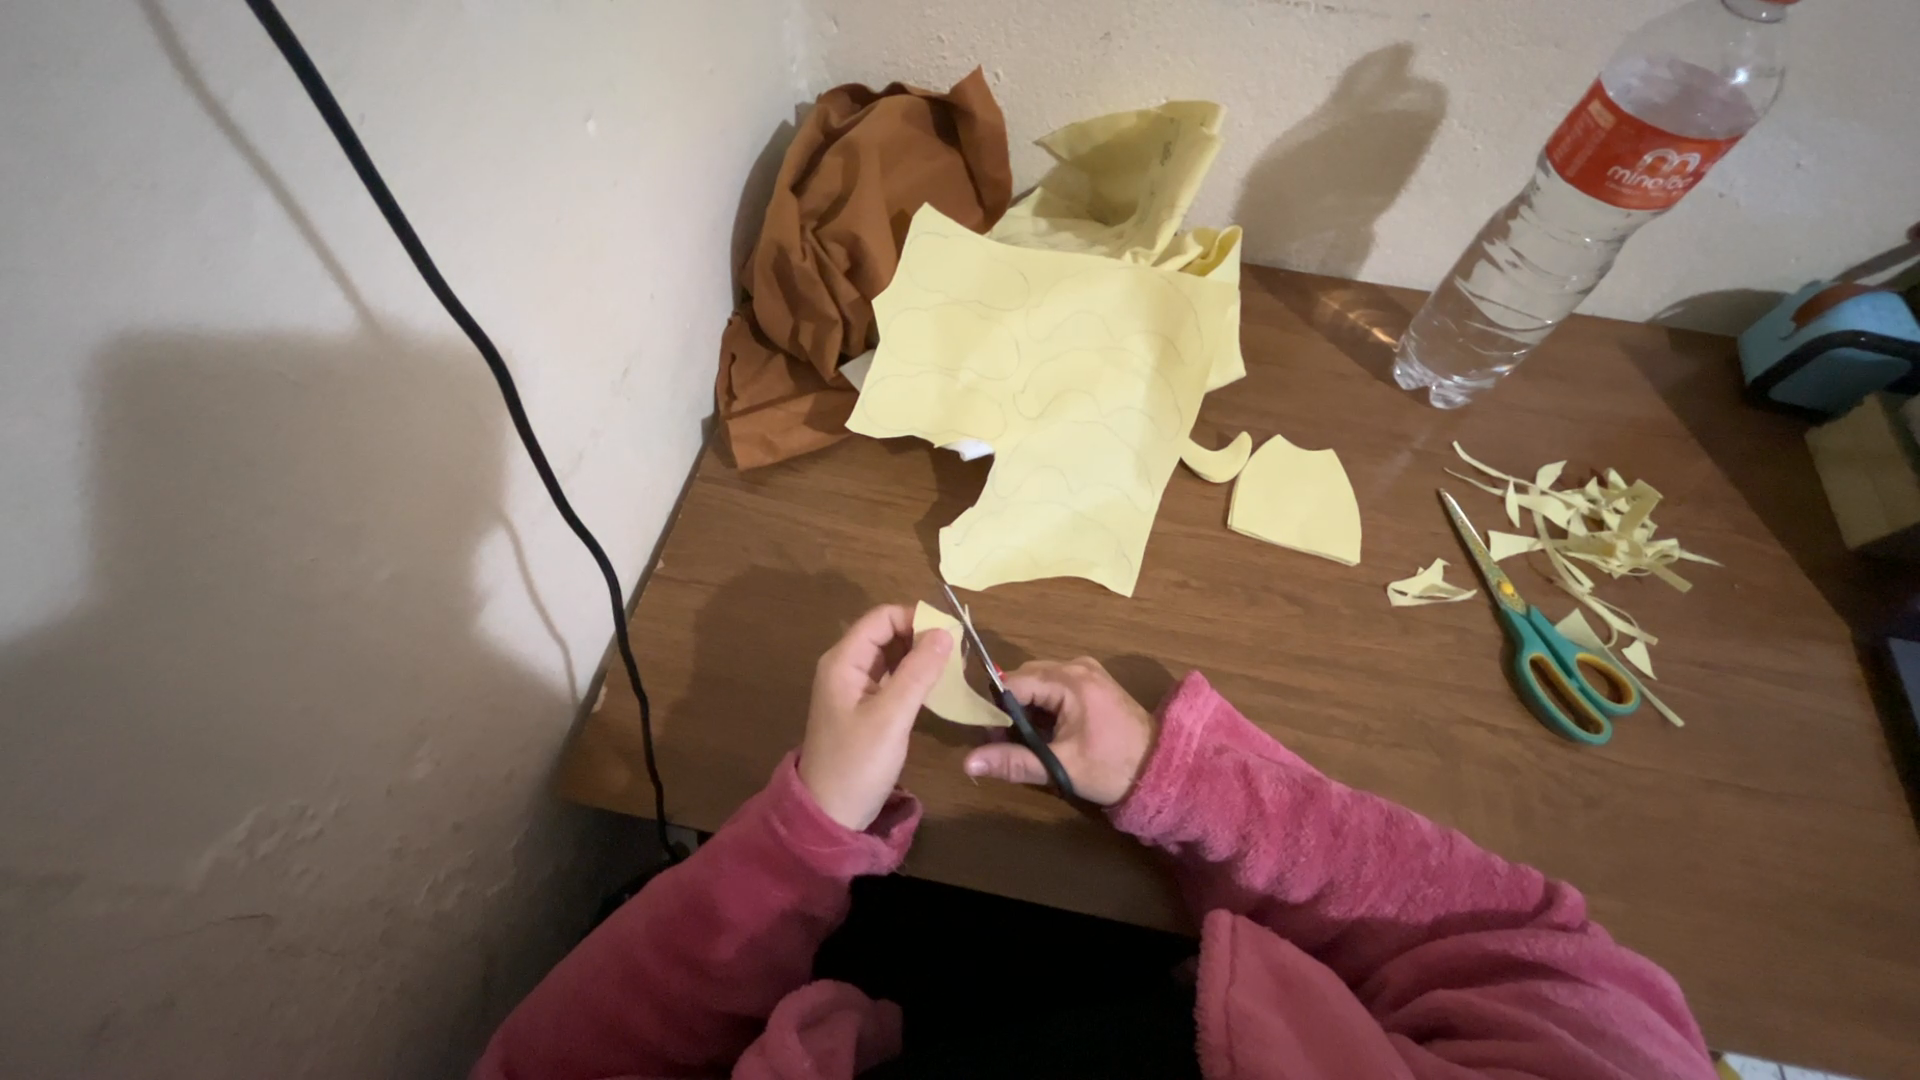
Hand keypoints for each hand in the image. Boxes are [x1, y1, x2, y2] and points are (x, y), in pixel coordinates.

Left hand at [798, 604, 952, 830]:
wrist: (830, 815)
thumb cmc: (857, 763)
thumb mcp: (891, 716)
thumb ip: (918, 672)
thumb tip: (945, 632)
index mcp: (844, 661)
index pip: (882, 618)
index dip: (915, 618)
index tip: (951, 632)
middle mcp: (846, 666)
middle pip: (886, 633)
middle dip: (921, 635)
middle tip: (958, 651)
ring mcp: (854, 687)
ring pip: (891, 655)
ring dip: (919, 655)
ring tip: (953, 666)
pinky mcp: (864, 706)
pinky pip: (891, 677)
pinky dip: (913, 675)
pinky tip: (936, 685)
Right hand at [962, 658, 1155, 806]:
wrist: (1162, 769)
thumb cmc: (1112, 768)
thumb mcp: (1060, 767)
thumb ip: (1014, 761)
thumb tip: (968, 762)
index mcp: (1069, 681)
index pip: (1013, 683)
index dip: (994, 709)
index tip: (988, 737)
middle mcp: (1075, 666)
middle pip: (1024, 678)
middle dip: (1009, 709)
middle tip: (1004, 742)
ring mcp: (1085, 670)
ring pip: (1037, 681)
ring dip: (1026, 708)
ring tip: (1025, 740)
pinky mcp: (1091, 680)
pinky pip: (1053, 684)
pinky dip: (1042, 705)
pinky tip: (1045, 732)